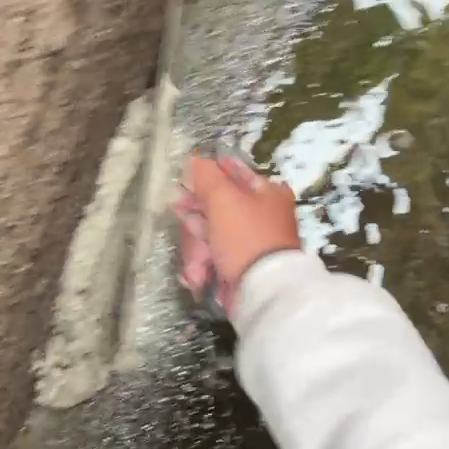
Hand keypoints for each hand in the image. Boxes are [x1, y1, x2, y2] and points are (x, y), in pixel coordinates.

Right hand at [175, 154, 301, 313]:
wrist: (262, 289)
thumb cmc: (245, 236)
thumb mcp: (223, 198)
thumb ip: (206, 176)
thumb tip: (195, 160)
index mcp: (268, 192)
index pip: (233, 173)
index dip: (207, 175)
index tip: (185, 182)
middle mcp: (264, 214)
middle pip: (220, 205)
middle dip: (198, 212)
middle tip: (180, 211)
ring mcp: (253, 242)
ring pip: (215, 232)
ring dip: (198, 240)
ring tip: (193, 252)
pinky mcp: (243, 265)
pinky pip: (217, 254)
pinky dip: (205, 259)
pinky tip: (197, 269)